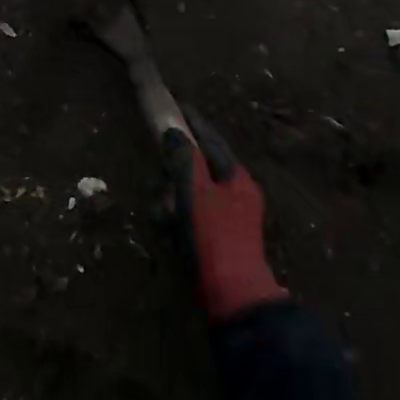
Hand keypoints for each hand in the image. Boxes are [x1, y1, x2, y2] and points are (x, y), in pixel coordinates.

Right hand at [162, 108, 287, 321]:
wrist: (232, 296)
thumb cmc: (216, 238)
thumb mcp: (196, 194)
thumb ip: (184, 160)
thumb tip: (174, 131)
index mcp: (236, 176)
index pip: (211, 139)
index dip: (193, 122)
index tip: (176, 104)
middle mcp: (235, 192)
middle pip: (197, 167)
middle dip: (174, 174)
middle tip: (162, 183)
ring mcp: (227, 216)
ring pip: (190, 193)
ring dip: (172, 201)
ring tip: (165, 216)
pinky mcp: (216, 237)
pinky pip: (191, 216)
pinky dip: (177, 220)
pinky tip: (168, 231)